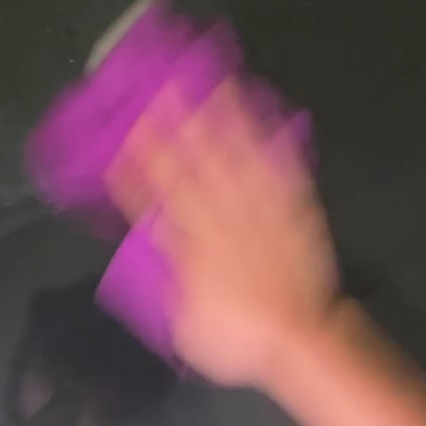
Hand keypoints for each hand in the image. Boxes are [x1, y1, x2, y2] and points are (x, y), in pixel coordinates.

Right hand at [108, 79, 339, 387]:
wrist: (299, 341)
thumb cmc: (236, 339)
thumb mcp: (186, 319)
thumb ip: (173, 276)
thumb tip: (159, 241)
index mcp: (194, 247)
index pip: (160, 197)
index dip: (141, 163)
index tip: (125, 131)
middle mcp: (226, 221)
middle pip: (197, 167)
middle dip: (178, 126)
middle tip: (163, 87)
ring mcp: (263, 214)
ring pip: (241, 160)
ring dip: (226, 121)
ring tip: (216, 84)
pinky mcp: (295, 213)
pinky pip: (283, 173)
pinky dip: (274, 143)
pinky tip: (268, 116)